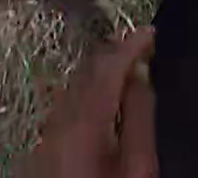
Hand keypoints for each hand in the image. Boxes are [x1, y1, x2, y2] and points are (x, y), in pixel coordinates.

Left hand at [24, 28, 157, 177]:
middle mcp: (59, 122)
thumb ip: (141, 114)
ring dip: (102, 72)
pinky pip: (69, 106)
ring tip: (130, 68)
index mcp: (84, 120)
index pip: (109, 65)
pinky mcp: (44, 153)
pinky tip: (107, 100)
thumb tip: (140, 73)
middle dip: (116, 53)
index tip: (152, 33)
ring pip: (76, 87)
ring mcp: (48, 138)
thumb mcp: (139, 168)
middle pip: (88, 71)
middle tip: (144, 48)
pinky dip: (90, 92)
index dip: (132, 43)